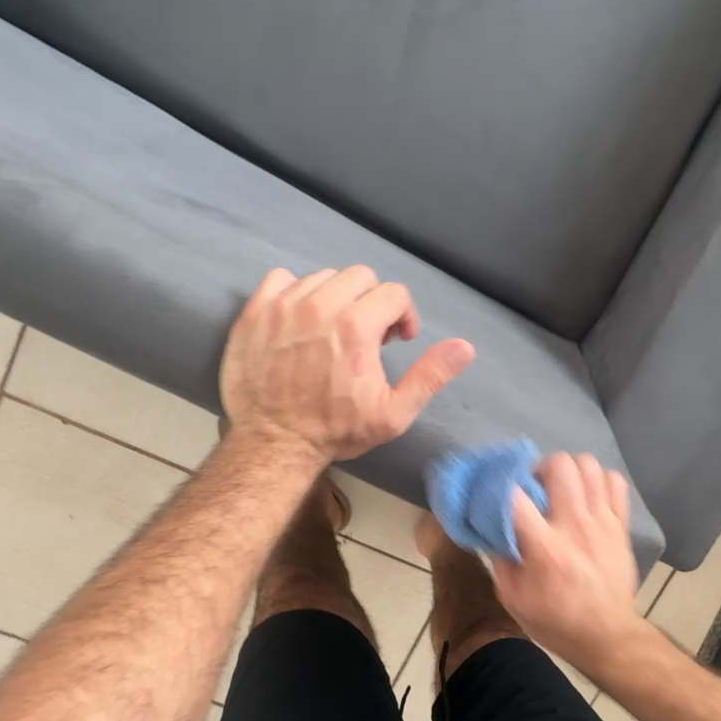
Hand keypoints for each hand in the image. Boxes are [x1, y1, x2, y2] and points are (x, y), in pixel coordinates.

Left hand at [220, 266, 474, 463]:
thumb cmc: (336, 431)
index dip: (404, 316)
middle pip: (360, 277)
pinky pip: (281, 279)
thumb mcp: (393, 414)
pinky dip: (295, 292)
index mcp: (358, 326)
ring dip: (336, 298)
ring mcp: (284, 306)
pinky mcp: (255, 312)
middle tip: (368, 336)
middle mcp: (321, 305)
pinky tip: (300, 320)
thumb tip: (465, 348)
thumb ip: (430, 376)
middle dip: (372, 302)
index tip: (398, 341)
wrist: (273, 443)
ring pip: (323, 277)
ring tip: (334, 330)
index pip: (394, 293)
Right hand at [493, 454, 645, 667]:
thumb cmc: (556, 621)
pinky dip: (597, 481)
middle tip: (533, 487)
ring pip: (588, 466)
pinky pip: (614, 481)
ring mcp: (603, 522)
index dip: (501, 488)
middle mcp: (575, 527)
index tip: (495, 494)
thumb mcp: (513, 598)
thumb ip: (500, 558)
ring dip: (568, 471)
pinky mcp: (621, 525)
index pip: (516, 497)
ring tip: (559, 488)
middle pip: (559, 466)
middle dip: (539, 468)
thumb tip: (492, 527)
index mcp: (545, 548)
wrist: (607, 636)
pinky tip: (586, 496)